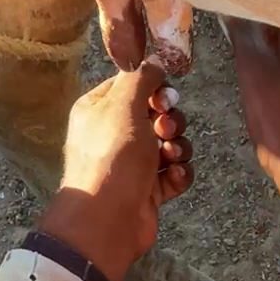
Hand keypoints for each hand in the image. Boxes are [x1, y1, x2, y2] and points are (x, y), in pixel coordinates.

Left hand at [41, 62, 192, 280]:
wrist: (108, 219)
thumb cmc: (112, 157)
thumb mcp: (123, 105)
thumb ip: (141, 78)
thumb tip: (155, 61)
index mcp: (101, 110)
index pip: (133, 87)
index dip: (154, 90)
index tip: (163, 99)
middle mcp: (116, 135)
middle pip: (158, 115)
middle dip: (171, 122)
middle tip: (164, 131)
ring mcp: (134, 165)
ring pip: (171, 145)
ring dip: (178, 149)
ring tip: (169, 159)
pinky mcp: (150, 190)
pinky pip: (174, 174)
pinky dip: (178, 175)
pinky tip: (172, 178)